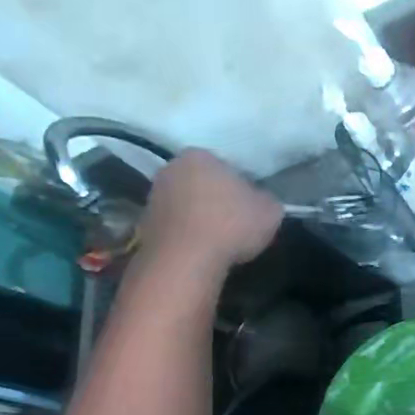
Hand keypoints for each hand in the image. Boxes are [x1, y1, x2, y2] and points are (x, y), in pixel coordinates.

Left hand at [139, 149, 281, 278]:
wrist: (185, 260)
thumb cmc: (230, 226)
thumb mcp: (270, 212)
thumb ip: (267, 201)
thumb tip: (262, 203)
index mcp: (201, 155)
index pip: (228, 168)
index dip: (243, 190)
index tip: (251, 211)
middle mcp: (171, 168)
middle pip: (202, 184)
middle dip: (216, 201)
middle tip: (234, 226)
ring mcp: (153, 197)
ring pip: (186, 206)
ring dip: (199, 220)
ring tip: (216, 244)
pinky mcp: (144, 226)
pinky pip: (174, 228)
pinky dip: (185, 238)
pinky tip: (198, 254)